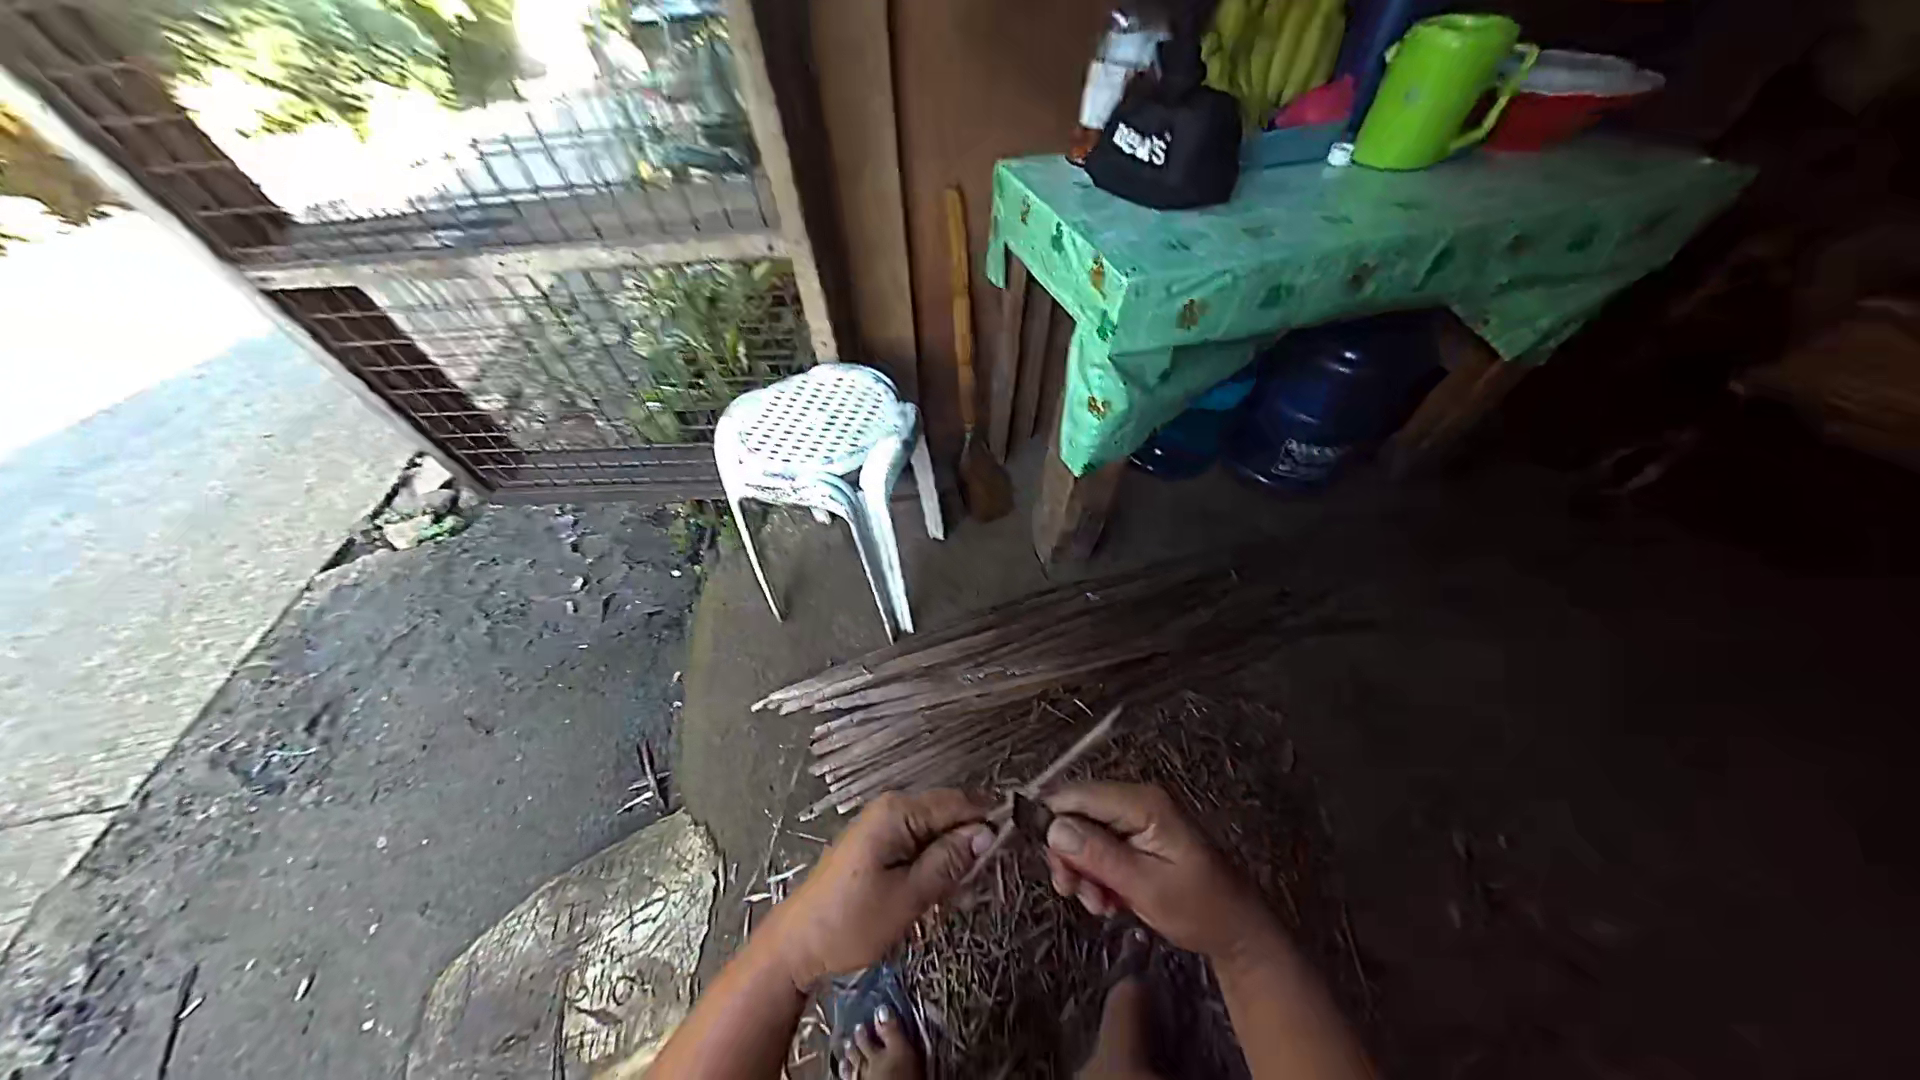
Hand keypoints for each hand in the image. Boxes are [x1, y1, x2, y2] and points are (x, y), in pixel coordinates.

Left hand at [764, 789, 992, 990]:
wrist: (796, 946)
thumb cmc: (850, 923)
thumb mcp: (908, 896)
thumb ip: (949, 861)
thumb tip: (987, 833)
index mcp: (898, 811)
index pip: (959, 801)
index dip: (988, 820)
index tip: (1013, 844)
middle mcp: (892, 808)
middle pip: (949, 815)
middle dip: (968, 848)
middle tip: (975, 888)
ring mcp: (884, 825)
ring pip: (936, 833)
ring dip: (950, 863)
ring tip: (951, 901)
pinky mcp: (879, 844)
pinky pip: (919, 845)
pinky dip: (932, 868)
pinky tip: (931, 897)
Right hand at [1044, 782, 1277, 960]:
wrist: (1238, 931)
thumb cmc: (1199, 908)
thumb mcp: (1146, 886)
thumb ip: (1098, 855)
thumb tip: (1053, 828)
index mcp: (1142, 802)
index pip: (1078, 794)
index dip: (1052, 819)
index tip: (1046, 859)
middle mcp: (1135, 801)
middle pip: (1078, 812)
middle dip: (1068, 852)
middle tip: (1071, 891)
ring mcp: (1136, 818)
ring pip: (1084, 832)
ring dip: (1081, 868)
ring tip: (1096, 903)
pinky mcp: (1136, 836)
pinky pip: (1099, 845)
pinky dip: (1095, 873)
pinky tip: (1106, 899)